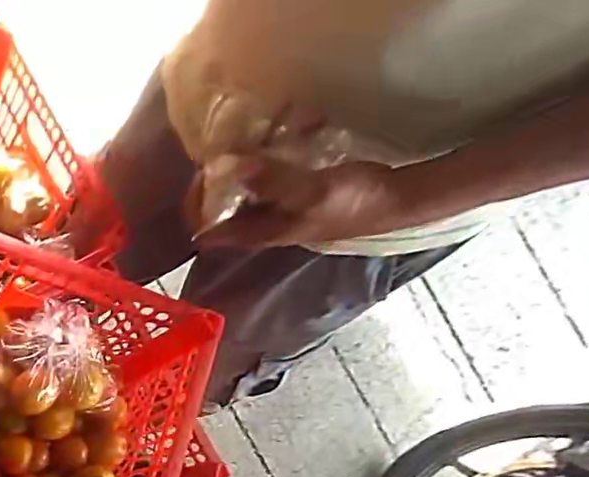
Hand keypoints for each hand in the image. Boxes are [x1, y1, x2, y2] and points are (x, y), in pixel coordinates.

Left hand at [187, 157, 425, 249]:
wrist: (393, 201)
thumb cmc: (351, 202)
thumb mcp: (310, 190)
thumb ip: (272, 181)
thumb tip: (233, 169)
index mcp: (253, 233)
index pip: (203, 229)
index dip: (194, 205)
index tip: (202, 172)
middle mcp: (256, 225)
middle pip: (217, 207)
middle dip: (216, 177)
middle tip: (224, 145)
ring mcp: (273, 209)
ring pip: (240, 188)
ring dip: (241, 162)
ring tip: (249, 135)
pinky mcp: (290, 192)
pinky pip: (266, 173)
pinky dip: (267, 154)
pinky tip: (281, 132)